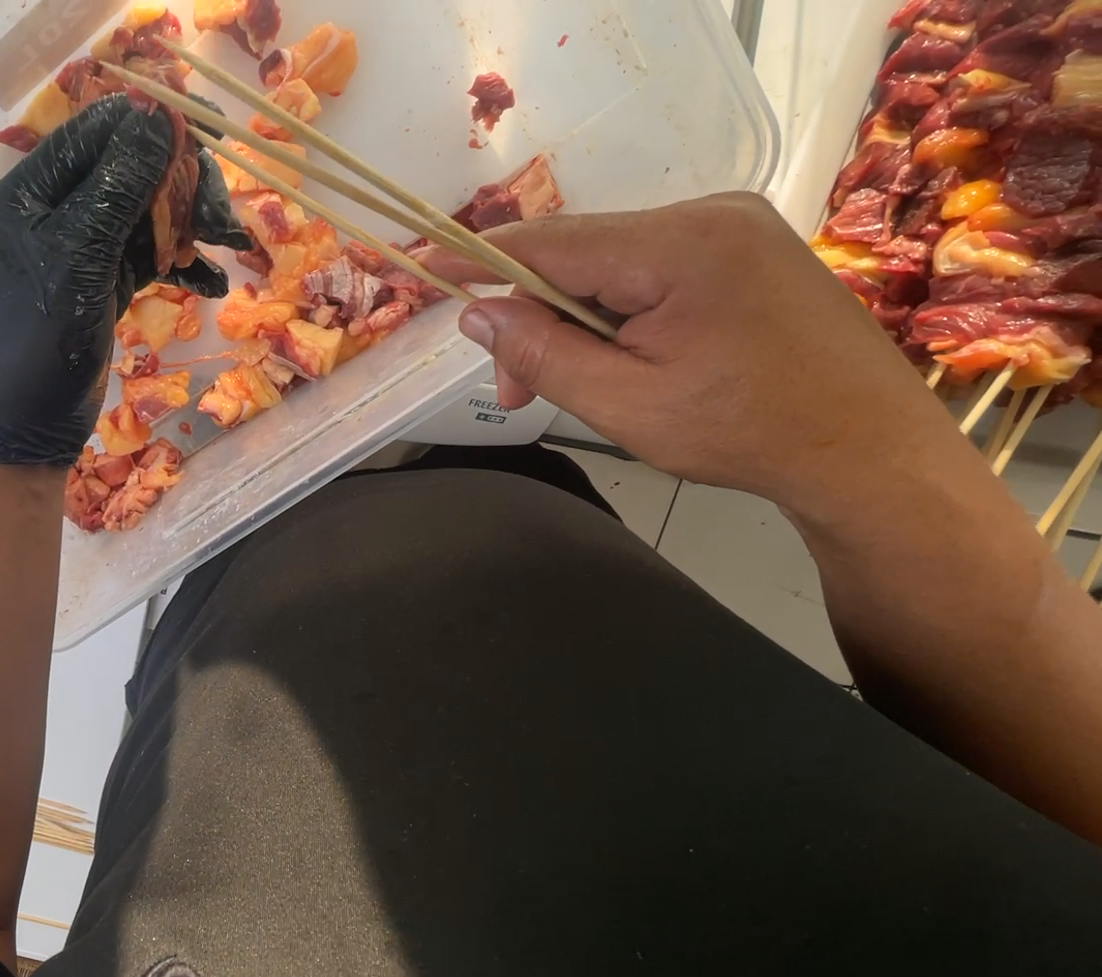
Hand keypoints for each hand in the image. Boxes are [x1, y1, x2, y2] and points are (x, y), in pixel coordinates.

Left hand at [0, 96, 250, 467]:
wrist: (19, 425)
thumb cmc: (37, 338)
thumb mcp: (78, 255)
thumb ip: (119, 186)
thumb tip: (161, 117)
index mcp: (38, 186)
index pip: (105, 128)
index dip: (158, 130)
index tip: (208, 148)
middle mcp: (61, 208)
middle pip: (134, 168)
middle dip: (181, 183)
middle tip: (220, 218)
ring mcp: (85, 250)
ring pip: (147, 213)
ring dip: (189, 224)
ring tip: (227, 246)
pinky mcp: (104, 286)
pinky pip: (150, 258)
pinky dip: (181, 265)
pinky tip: (211, 283)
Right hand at [419, 193, 965, 513]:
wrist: (866, 450)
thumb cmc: (743, 433)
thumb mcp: (621, 402)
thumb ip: (540, 353)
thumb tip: (476, 315)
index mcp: (680, 246)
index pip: (548, 242)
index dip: (478, 257)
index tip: (422, 263)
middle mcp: (707, 215)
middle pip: (575, 256)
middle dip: (532, 320)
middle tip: (513, 393)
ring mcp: (729, 229)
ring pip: (606, 266)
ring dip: (570, 324)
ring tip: (564, 387)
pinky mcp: (739, 252)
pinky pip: (643, 272)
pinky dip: (610, 316)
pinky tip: (613, 360)